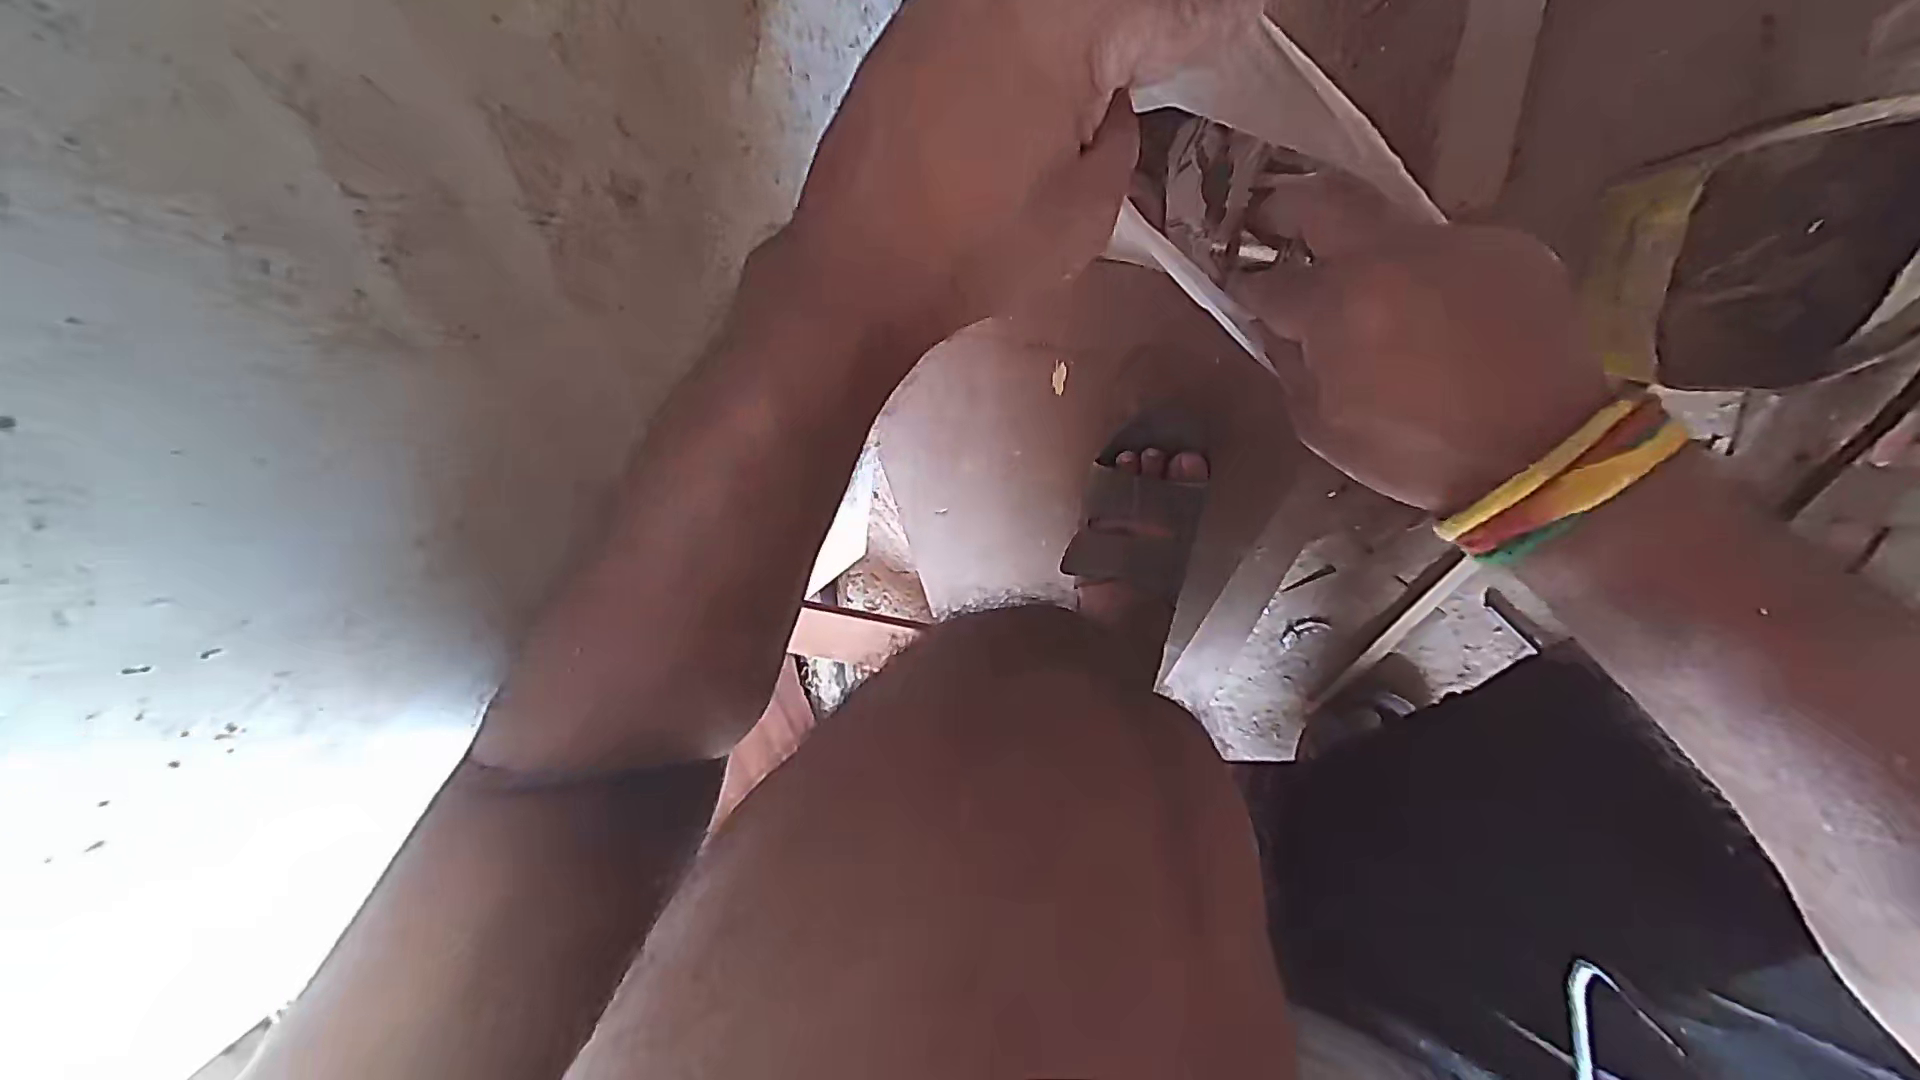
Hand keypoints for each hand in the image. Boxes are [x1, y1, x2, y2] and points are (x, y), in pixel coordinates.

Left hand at [777, 0, 1252, 359]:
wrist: (858, 271)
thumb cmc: (975, 254)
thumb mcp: (1084, 216)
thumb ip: (1117, 142)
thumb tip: (1104, 106)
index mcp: (1068, 16)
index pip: (1170, 10)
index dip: (1212, 24)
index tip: (1240, 26)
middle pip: (1100, 0)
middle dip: (1146, 24)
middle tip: (1171, 48)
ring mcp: (947, 0)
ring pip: (1045, 6)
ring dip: (1085, 29)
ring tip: (1109, 65)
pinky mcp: (908, 30)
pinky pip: (994, 16)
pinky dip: (1032, 33)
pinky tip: (1037, 73)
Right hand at [1227, 172, 1613, 512]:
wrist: (1539, 452)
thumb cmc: (1408, 450)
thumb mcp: (1318, 422)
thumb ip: (1290, 364)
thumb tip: (1278, 329)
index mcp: (1339, 304)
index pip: (1268, 282)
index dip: (1243, 286)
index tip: (1233, 287)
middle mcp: (1394, 254)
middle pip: (1324, 199)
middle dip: (1281, 204)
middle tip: (1261, 216)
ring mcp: (1457, 242)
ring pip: (1386, 226)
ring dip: (1354, 248)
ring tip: (1351, 285)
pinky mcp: (1508, 249)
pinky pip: (1440, 251)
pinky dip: (1415, 274)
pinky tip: (1421, 313)